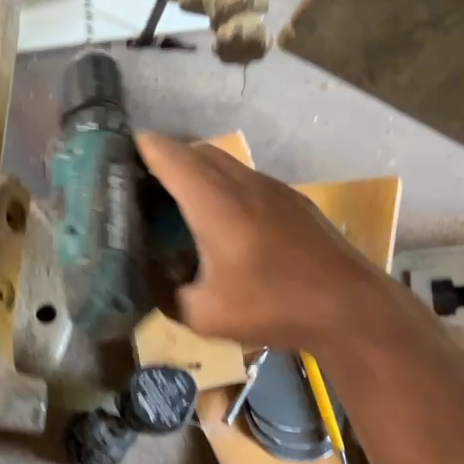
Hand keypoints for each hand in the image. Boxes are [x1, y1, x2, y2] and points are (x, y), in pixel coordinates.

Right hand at [136, 132, 398, 350]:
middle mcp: (244, 184)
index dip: (142, 149)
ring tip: (175, 202)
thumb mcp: (203, 315)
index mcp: (215, 204)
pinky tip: (219, 223)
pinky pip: (247, 183)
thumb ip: (169, 296)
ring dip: (197, 175)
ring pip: (226, 166)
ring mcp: (273, 190)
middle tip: (139, 183)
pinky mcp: (293, 204)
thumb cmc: (271, 306)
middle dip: (166, 159)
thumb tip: (154, 288)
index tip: (117, 150)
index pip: (172, 158)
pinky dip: (222, 189)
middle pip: (199, 153)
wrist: (346, 305)